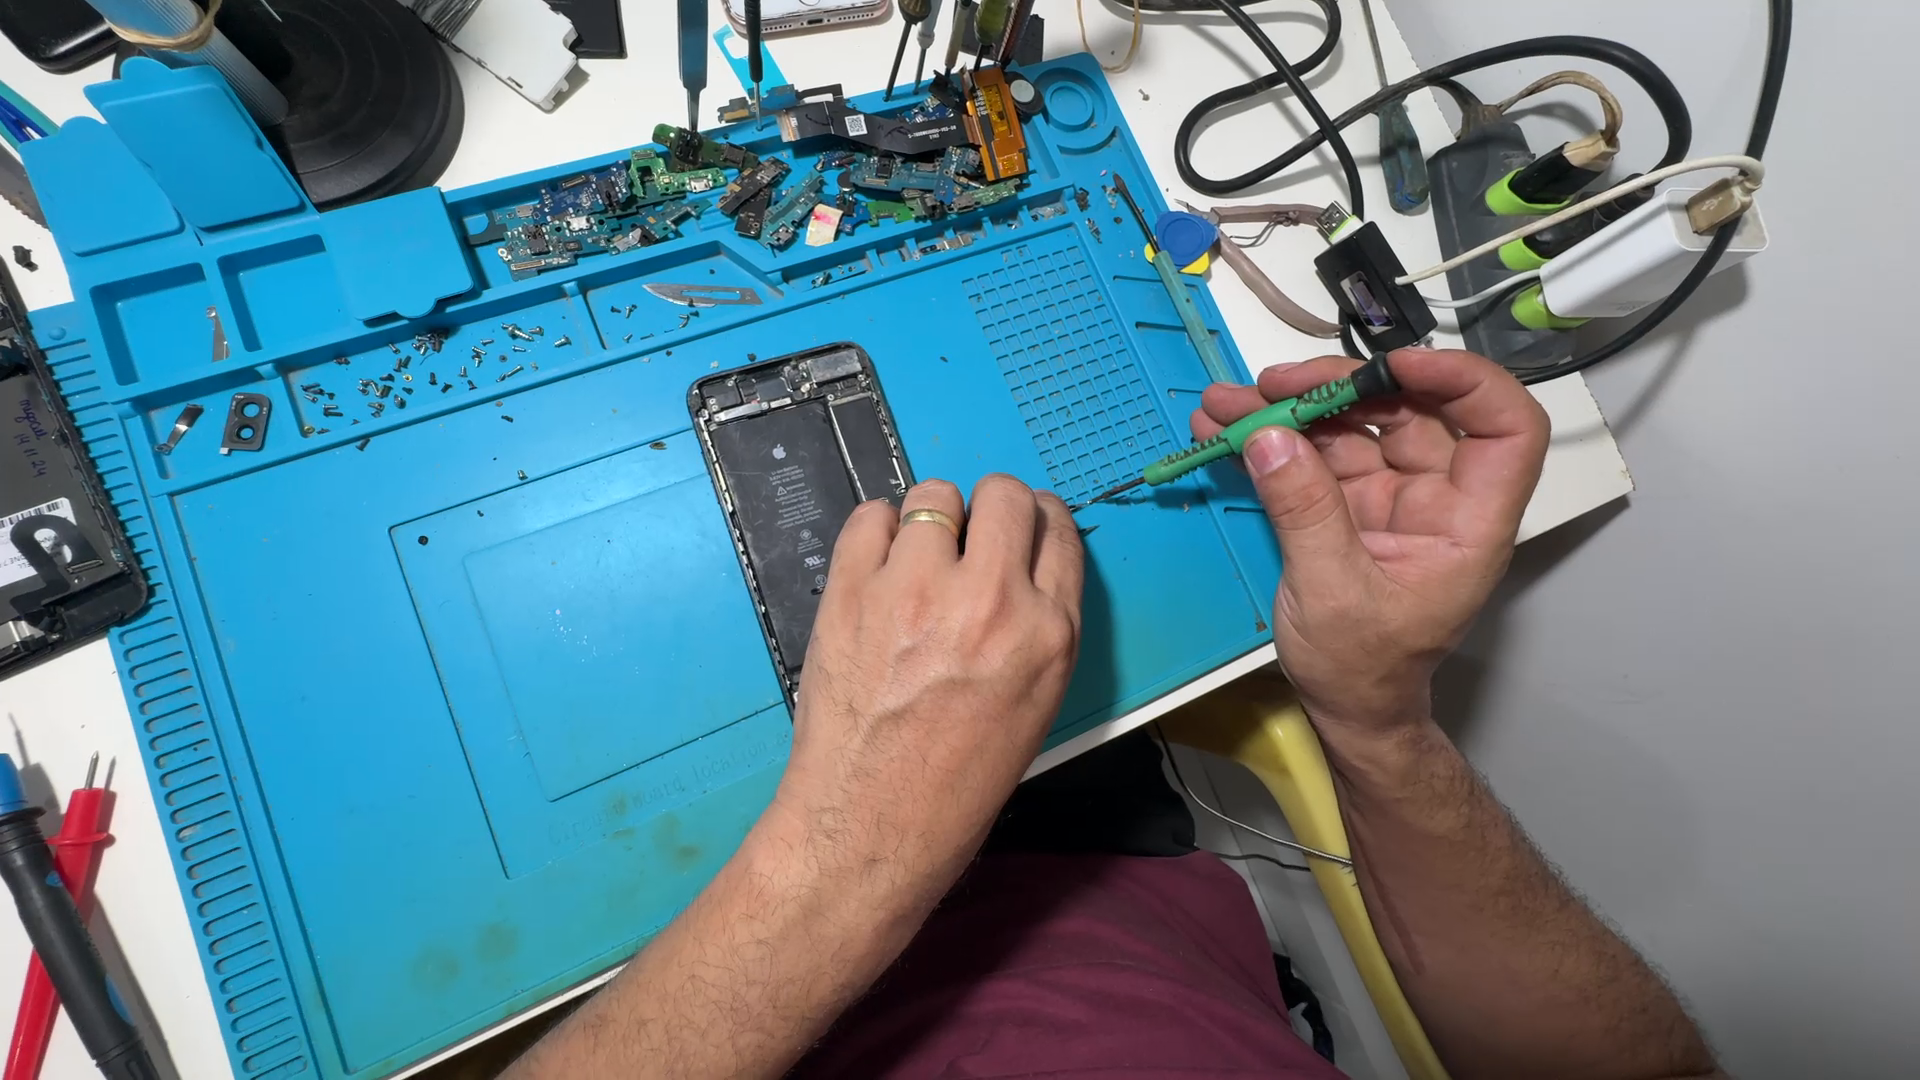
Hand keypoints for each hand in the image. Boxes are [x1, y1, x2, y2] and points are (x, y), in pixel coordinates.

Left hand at [776, 475, 1083, 898]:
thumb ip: (1039, 623)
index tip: (1018, 527)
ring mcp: (916, 589)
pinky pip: (872, 514)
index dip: (1037, 519)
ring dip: (930, 520)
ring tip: (915, 563)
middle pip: (1002, 493)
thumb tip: (1017, 560)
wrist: (870, 824)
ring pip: (934, 495)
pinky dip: (877, 532)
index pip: (1058, 529)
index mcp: (1050, 632)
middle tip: (967, 541)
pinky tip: (877, 569)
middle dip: (990, 507)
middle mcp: (992, 598)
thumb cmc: (961, 779)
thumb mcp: (1037, 701)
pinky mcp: (853, 590)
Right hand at [1191, 348, 1548, 738]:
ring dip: (1285, 412)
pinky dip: (1267, 444)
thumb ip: (1304, 513)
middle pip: (1404, 412)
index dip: (1461, 383)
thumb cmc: (1361, 664)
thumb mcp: (1331, 592)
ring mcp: (1383, 497)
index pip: (1501, 429)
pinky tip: (1223, 433)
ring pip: (1346, 429)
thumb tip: (1269, 439)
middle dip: (1336, 389)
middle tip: (1269, 387)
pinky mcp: (1340, 505)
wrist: (1342, 703)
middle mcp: (1432, 496)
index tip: (1392, 366)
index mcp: (1465, 521)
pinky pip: (1307, 459)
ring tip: (1224, 406)